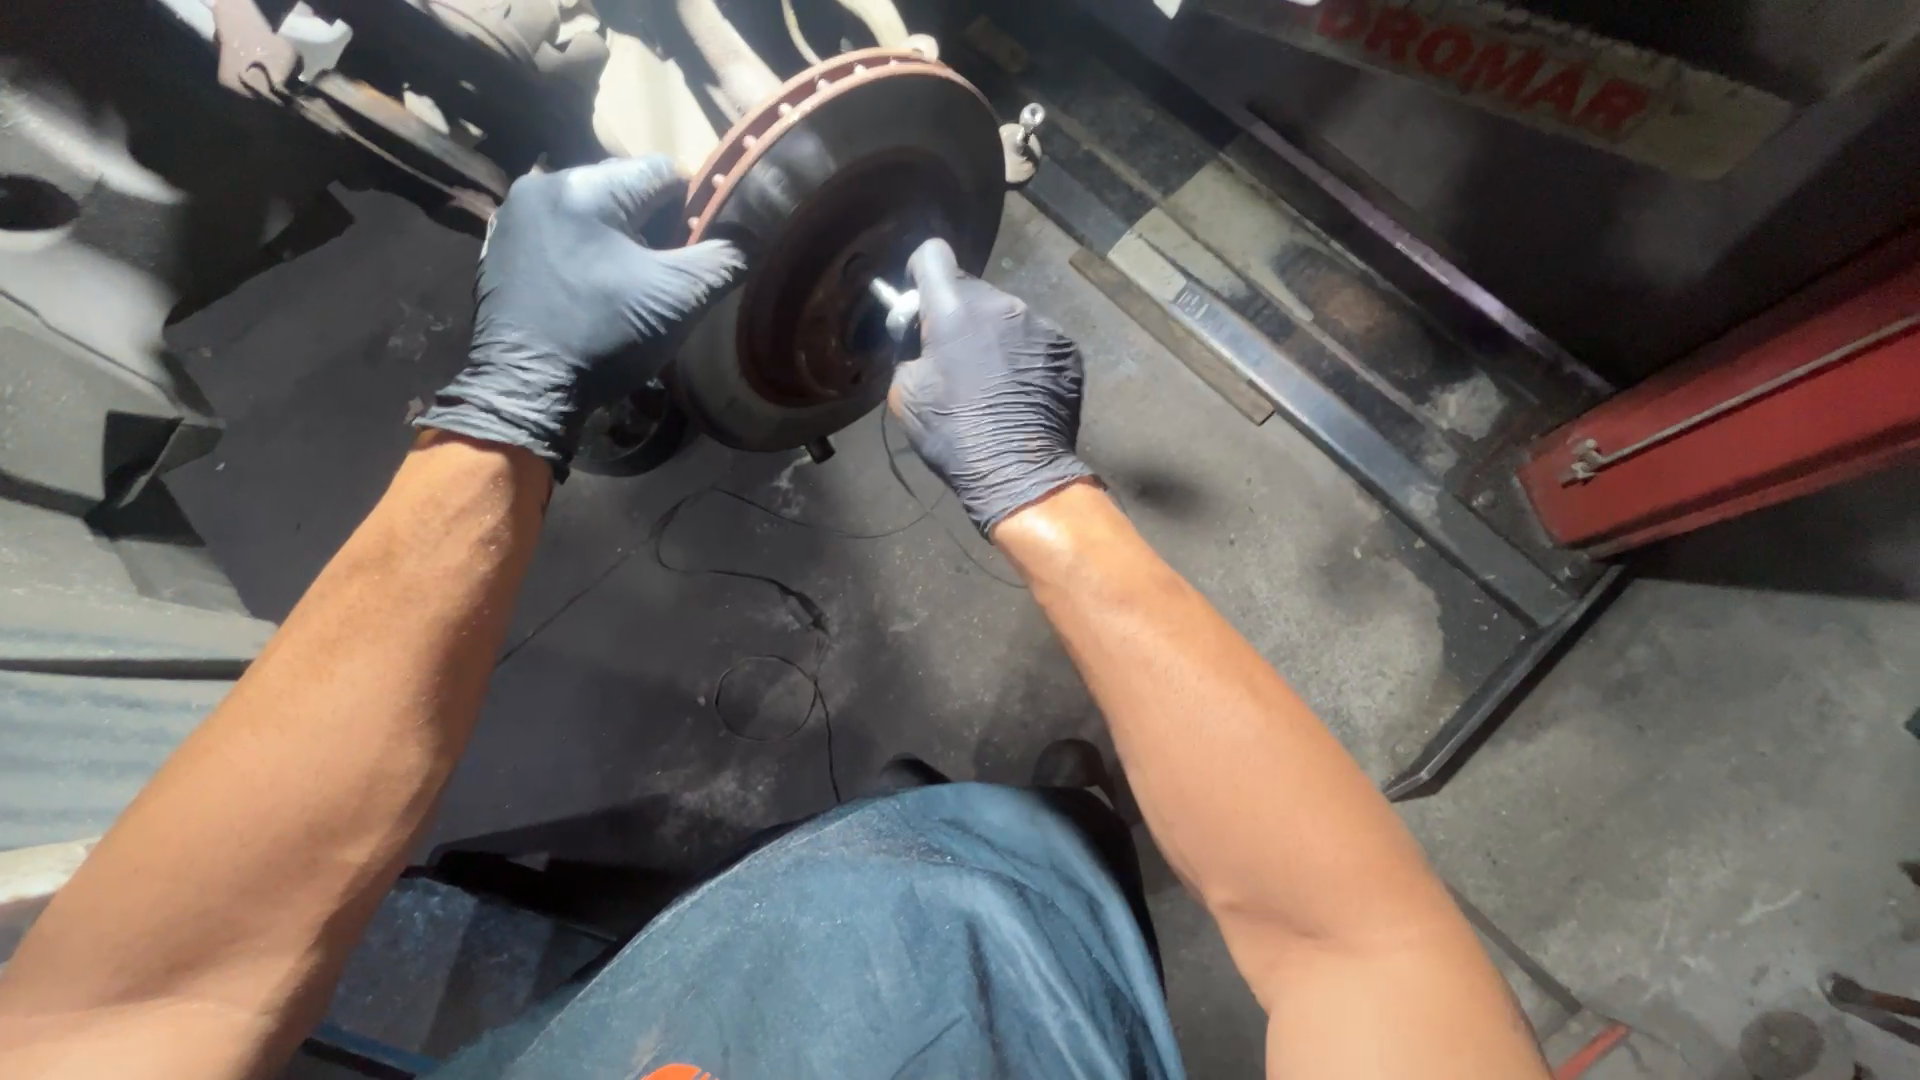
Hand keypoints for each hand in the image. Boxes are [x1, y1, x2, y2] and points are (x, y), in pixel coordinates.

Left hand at [417, 156, 744, 478]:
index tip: (705, 248)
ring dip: (625, 240)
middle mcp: (542, 186)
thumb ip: (724, 259)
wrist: (525, 390)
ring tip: (637, 286)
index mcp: (585, 187)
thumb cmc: (605, 338)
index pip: (664, 171)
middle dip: (659, 226)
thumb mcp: (679, 300)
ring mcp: (515, 216)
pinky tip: (599, 292)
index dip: (697, 207)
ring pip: (595, 212)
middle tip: (673, 274)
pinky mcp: (502, 248)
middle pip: (626, 189)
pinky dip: (592, 253)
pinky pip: (565, 233)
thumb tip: (751, 237)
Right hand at [889, 238, 1095, 534]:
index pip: (932, 253)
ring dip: (994, 335)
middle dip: (959, 314)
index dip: (921, 272)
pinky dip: (1023, 355)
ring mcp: (1040, 324)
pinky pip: (1035, 338)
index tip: (921, 300)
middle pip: (972, 289)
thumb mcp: (904, 392)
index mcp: (954, 308)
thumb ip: (908, 348)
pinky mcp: (1067, 348)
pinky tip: (1019, 390)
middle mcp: (1002, 304)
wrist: (1018, 472)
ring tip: (991, 381)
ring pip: (1006, 316)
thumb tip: (917, 335)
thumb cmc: (952, 434)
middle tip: (955, 356)